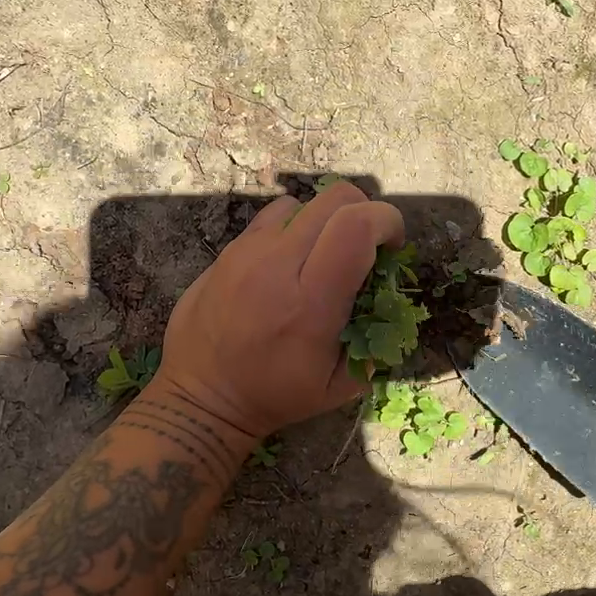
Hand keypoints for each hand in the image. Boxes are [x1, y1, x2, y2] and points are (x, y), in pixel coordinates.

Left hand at [151, 181, 403, 439]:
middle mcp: (278, 264)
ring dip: (327, 220)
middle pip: (336, 199)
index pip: (357, 225)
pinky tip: (291, 262)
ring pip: (304, 202)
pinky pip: (273, 217)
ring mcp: (248, 251)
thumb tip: (391, 298)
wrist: (202, 396)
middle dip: (366, 212)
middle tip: (367, 247)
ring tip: (326, 254)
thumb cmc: (276, 395)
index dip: (388, 222)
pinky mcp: (229, 249)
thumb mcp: (342, 385)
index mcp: (312, 302)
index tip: (393, 248)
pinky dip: (295, 228)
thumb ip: (375, 340)